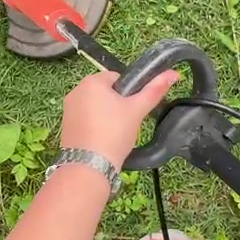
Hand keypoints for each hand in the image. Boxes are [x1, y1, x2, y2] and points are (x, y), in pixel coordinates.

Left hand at [58, 70, 181, 167]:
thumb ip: (155, 90)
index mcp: (91, 81)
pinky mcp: (65, 125)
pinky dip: (94, 126)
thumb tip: (173, 74)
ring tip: (115, 133)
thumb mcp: (137, 110)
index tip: (134, 109)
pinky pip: (85, 119)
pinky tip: (102, 140)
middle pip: (104, 92)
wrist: (89, 165)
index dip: (129, 92)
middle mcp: (76, 90)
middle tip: (126, 123)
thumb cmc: (114, 132)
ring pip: (95, 106)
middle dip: (117, 104)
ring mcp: (68, 109)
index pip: (116, 77)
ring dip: (106, 115)